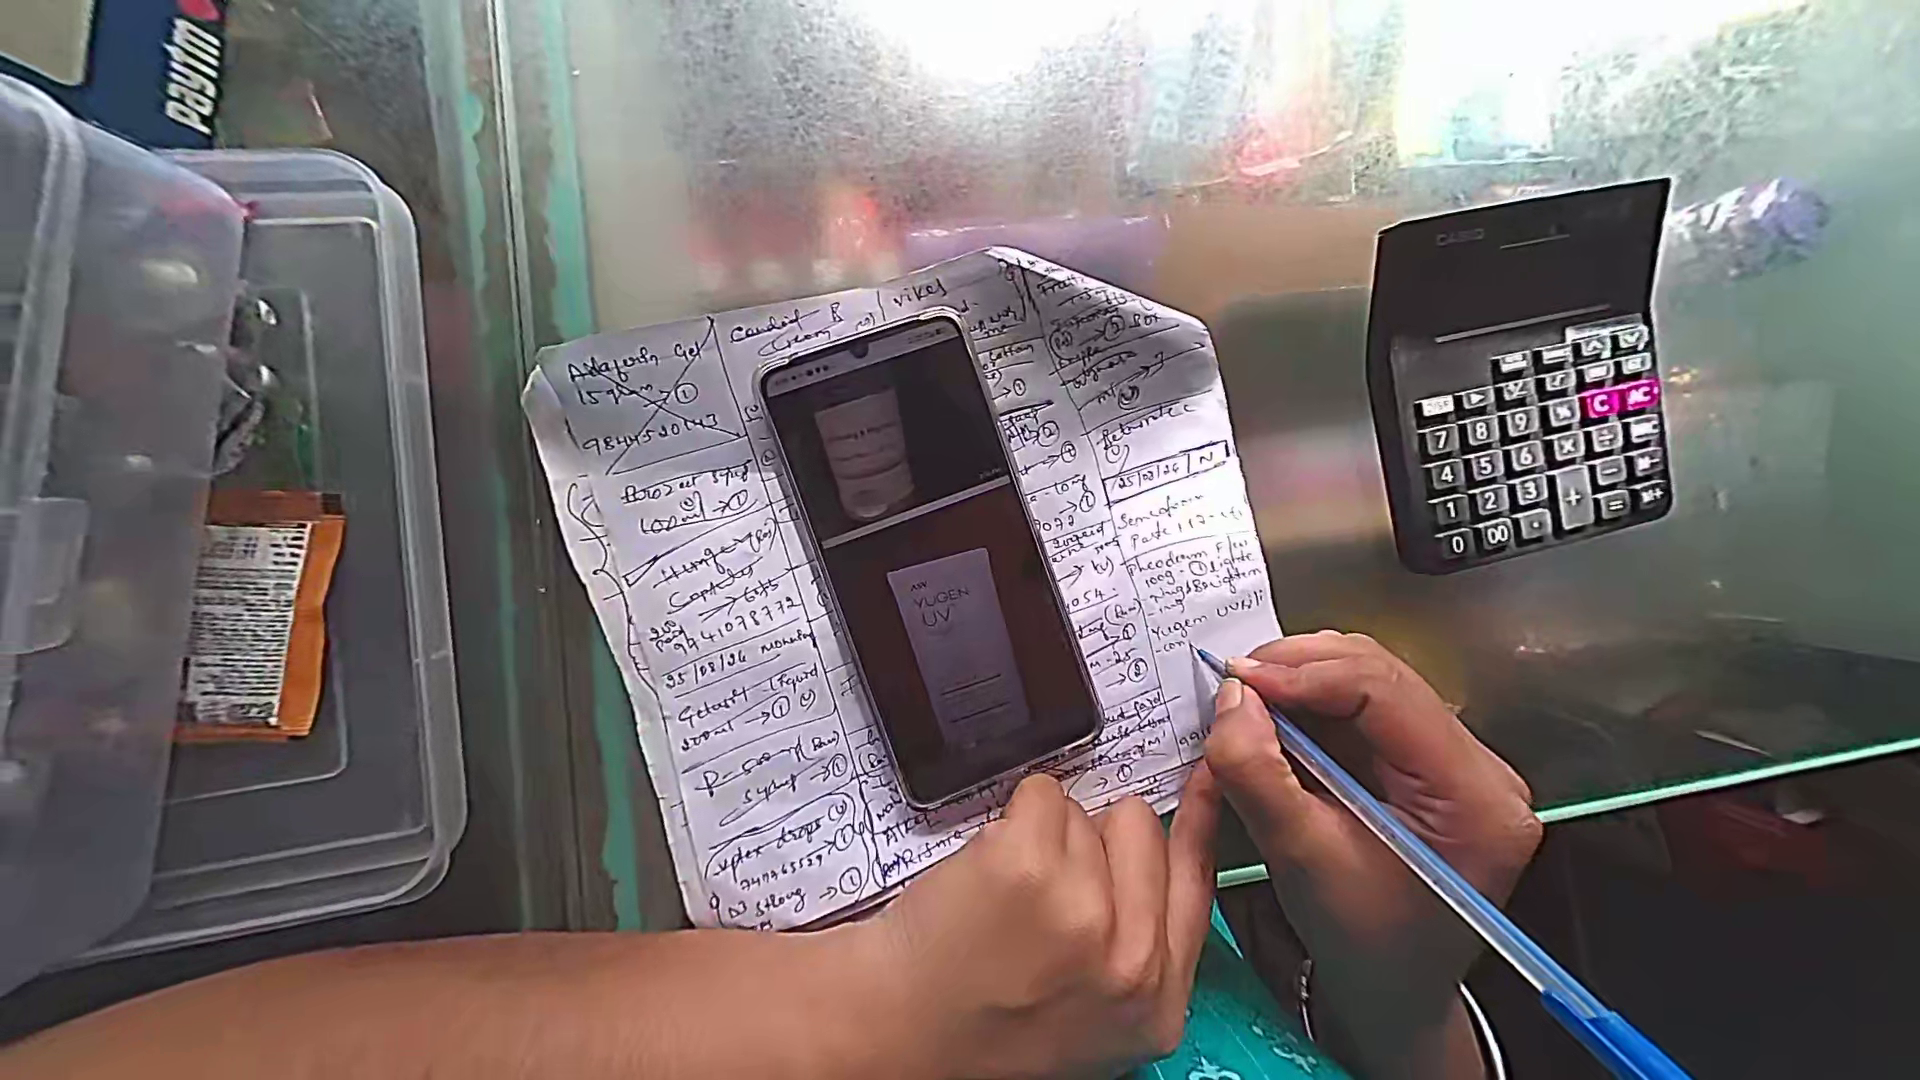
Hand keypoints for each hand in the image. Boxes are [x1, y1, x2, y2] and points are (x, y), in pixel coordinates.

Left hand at [861, 772, 1221, 1078]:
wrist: (902, 1028)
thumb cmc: (989, 1008)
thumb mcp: (1092, 997)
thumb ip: (1137, 927)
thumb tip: (1147, 832)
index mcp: (1155, 996)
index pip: (1197, 877)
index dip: (1199, 820)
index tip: (1207, 777)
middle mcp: (1129, 959)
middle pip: (1137, 824)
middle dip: (1093, 836)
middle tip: (1048, 887)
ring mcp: (1080, 909)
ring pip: (1082, 809)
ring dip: (1045, 836)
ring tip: (1011, 893)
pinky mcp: (1027, 866)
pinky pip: (1040, 792)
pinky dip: (1013, 815)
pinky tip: (988, 870)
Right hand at [1205, 632, 1541, 1078]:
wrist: (1387, 982)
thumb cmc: (1358, 937)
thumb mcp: (1300, 857)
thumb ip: (1258, 773)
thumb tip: (1231, 697)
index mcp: (1472, 796)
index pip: (1385, 691)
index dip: (1304, 673)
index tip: (1236, 679)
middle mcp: (1472, 762)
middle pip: (1375, 670)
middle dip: (1295, 666)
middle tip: (1233, 683)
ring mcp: (1443, 754)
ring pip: (1360, 673)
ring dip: (1295, 676)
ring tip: (1247, 699)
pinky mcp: (1410, 754)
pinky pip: (1350, 697)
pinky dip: (1300, 695)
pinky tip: (1270, 712)